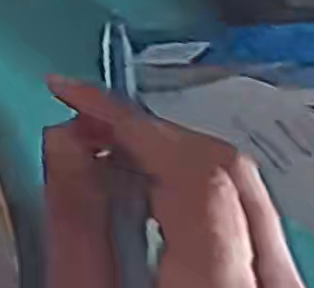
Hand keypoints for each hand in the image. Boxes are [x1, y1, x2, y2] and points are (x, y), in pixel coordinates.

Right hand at [44, 75, 304, 287]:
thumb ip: (75, 218)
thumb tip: (67, 134)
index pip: (195, 175)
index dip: (127, 117)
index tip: (67, 93)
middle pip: (230, 171)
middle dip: (145, 129)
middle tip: (83, 124)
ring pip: (241, 191)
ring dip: (164, 156)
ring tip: (105, 160)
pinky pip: (247, 219)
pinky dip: (186, 189)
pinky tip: (143, 200)